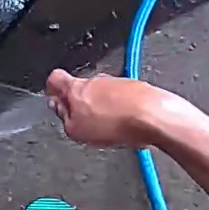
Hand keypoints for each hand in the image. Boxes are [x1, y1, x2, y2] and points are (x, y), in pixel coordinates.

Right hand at [45, 69, 201, 148]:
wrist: (155, 117)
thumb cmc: (119, 123)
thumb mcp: (76, 131)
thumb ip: (64, 118)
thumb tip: (59, 109)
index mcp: (76, 88)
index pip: (55, 78)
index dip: (52, 90)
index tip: (57, 102)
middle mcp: (96, 80)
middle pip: (80, 88)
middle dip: (81, 105)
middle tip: (85, 124)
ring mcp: (118, 82)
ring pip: (102, 94)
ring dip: (103, 109)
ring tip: (110, 129)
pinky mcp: (136, 88)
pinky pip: (121, 99)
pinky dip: (121, 111)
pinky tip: (126, 127)